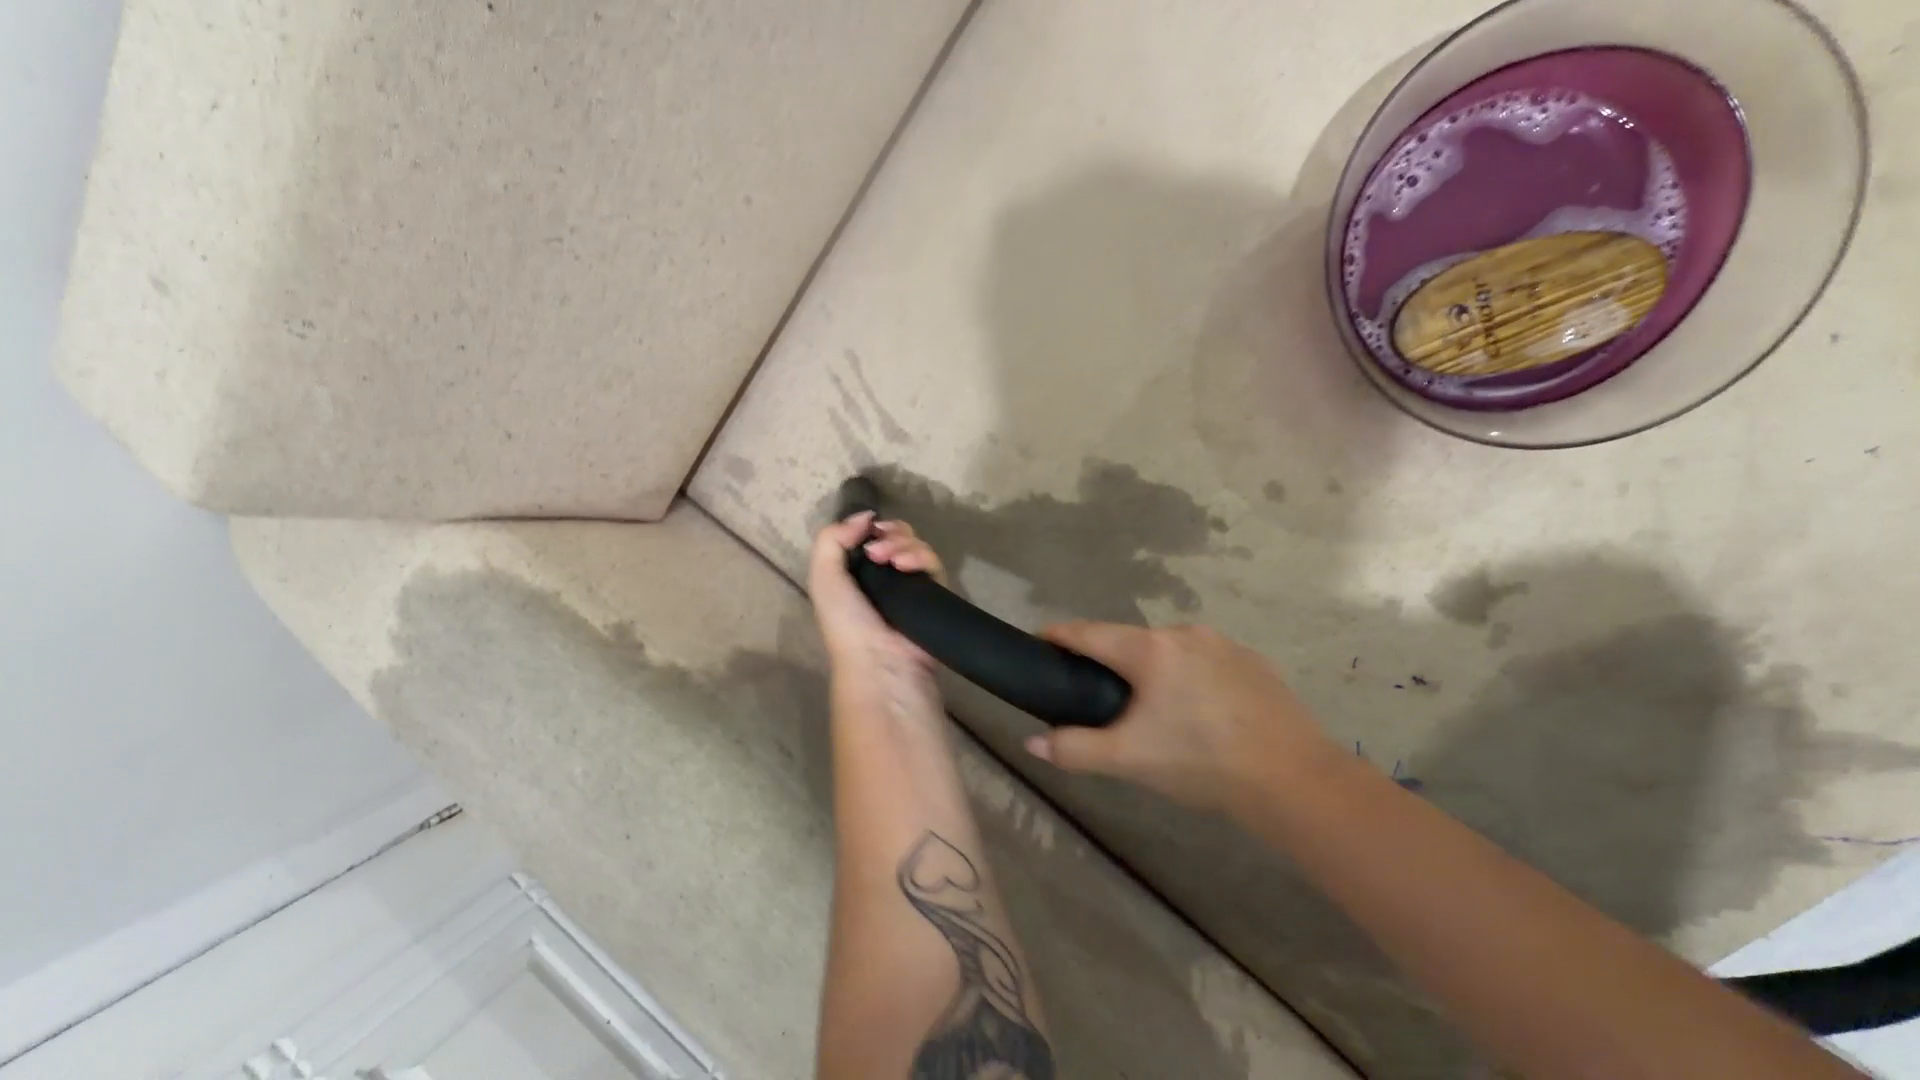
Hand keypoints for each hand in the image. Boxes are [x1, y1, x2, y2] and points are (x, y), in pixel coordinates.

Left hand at [807, 513, 946, 667]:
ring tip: (892, 560)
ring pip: (916, 546)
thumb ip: (832, 539)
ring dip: (904, 544)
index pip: (870, 537)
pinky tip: (908, 566)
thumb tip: (866, 516)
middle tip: (879, 549)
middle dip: (890, 533)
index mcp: (856, 574)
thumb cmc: (847, 623)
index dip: (871, 528)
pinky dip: (922, 557)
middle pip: (896, 537)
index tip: (869, 531)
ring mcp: (911, 585)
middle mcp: (884, 578)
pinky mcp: (935, 593)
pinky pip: (933, 563)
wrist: (880, 660)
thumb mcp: (823, 578)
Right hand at [1023, 622, 1334, 812]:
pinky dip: (1192, 678)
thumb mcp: (1129, 759)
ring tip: (1152, 708)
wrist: (1292, 776)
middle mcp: (1185, 634)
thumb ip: (1076, 749)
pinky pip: (1207, 662)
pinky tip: (1200, 712)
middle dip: (1110, 660)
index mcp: (1150, 649)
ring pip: (1172, 651)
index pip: (1090, 633)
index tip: (1039, 639)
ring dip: (1155, 669)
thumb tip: (1033, 743)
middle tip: (1096, 692)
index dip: (1059, 635)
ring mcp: (1225, 644)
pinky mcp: (1255, 662)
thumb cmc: (1200, 761)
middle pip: (1131, 641)